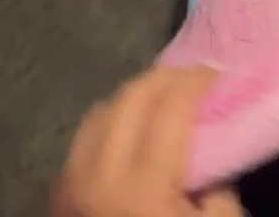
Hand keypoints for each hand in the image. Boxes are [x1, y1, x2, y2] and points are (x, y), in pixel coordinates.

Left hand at [52, 67, 240, 216]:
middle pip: (132, 96)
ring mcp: (72, 189)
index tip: (220, 76)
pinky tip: (133, 132)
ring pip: (101, 111)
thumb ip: (219, 178)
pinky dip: (110, 122)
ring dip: (136, 96)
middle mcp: (100, 178)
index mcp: (144, 188)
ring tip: (165, 102)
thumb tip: (210, 141)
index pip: (171, 105)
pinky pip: (83, 140)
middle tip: (196, 81)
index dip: (198, 81)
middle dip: (168, 78)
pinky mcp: (59, 202)